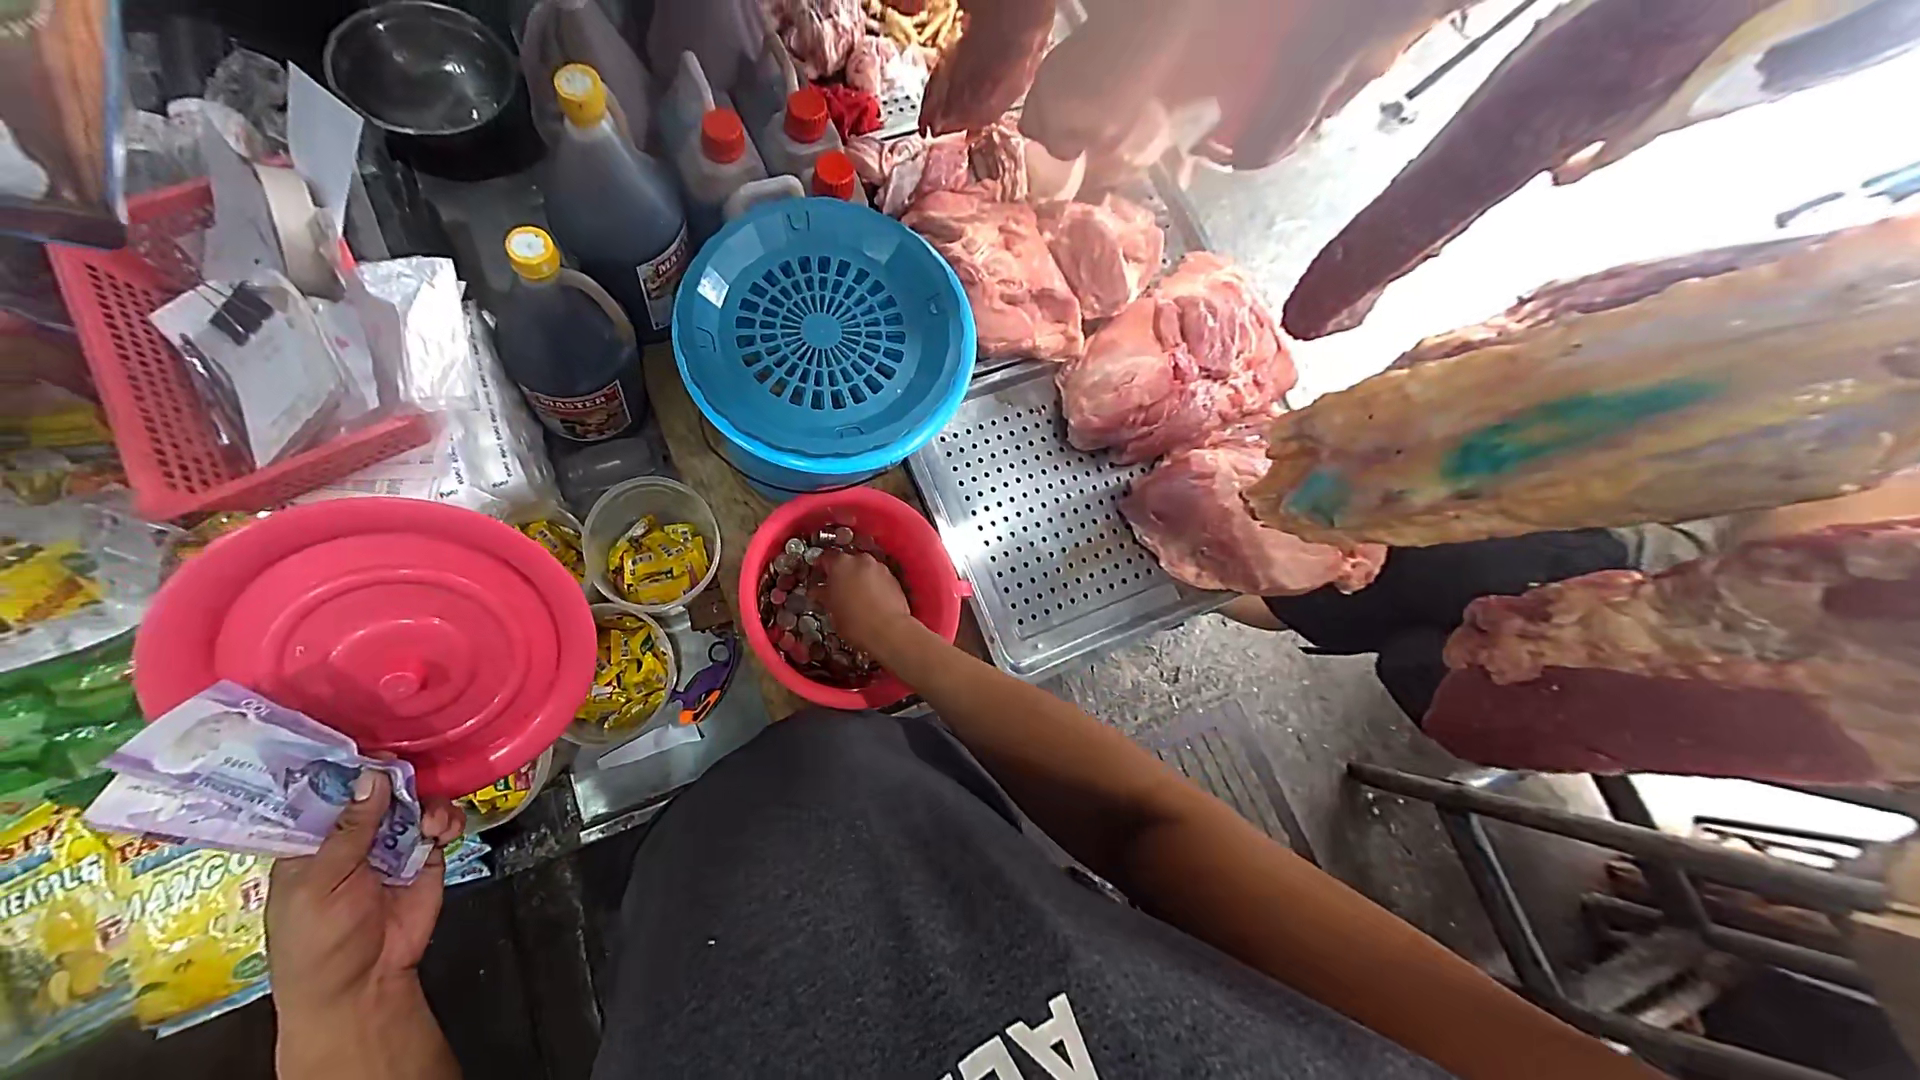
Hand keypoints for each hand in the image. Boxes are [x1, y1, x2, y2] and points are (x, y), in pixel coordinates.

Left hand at [267, 769, 464, 1021]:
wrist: (365, 980)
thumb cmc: (319, 939)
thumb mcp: (321, 884)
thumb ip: (349, 830)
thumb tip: (371, 775)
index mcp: (313, 843)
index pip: (329, 795)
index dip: (349, 771)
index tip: (374, 749)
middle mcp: (354, 837)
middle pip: (381, 792)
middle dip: (399, 783)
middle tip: (412, 779)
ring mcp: (393, 845)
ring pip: (416, 803)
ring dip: (427, 805)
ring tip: (431, 825)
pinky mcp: (427, 854)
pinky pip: (443, 824)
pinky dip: (449, 820)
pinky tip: (444, 832)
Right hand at [821, 552, 917, 656]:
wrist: (888, 630)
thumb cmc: (855, 621)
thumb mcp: (831, 609)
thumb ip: (823, 595)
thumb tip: (818, 592)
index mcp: (840, 564)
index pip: (825, 558)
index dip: (820, 567)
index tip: (818, 575)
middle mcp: (861, 560)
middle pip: (847, 561)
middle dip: (841, 573)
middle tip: (836, 588)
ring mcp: (879, 567)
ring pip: (864, 568)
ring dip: (859, 578)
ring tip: (855, 596)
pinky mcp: (894, 578)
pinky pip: (879, 577)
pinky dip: (873, 584)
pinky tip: (871, 599)